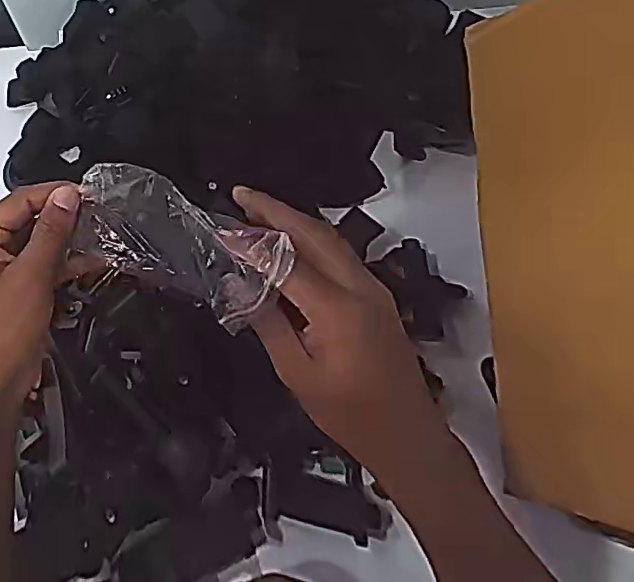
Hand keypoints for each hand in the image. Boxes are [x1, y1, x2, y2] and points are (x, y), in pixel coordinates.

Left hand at [0, 182, 84, 420]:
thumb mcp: (31, 277)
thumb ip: (51, 232)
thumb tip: (65, 197)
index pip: (20, 199)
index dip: (54, 194)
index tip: (85, 195)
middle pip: (27, 219)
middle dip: (61, 218)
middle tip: (94, 216)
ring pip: (34, 244)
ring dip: (63, 243)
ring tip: (94, 240)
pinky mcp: (9, 295)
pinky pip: (37, 268)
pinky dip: (58, 265)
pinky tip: (82, 266)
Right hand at [235, 186, 454, 478]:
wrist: (408, 436)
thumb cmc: (353, 416)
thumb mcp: (297, 375)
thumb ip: (267, 323)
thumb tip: (241, 286)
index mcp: (340, 311)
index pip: (288, 263)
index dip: (253, 245)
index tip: (225, 232)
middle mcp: (360, 288)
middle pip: (314, 233)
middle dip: (276, 209)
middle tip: (241, 196)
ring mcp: (372, 287)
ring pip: (330, 237)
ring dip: (293, 219)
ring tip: (258, 211)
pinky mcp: (376, 292)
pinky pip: (339, 252)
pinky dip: (310, 238)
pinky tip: (288, 240)